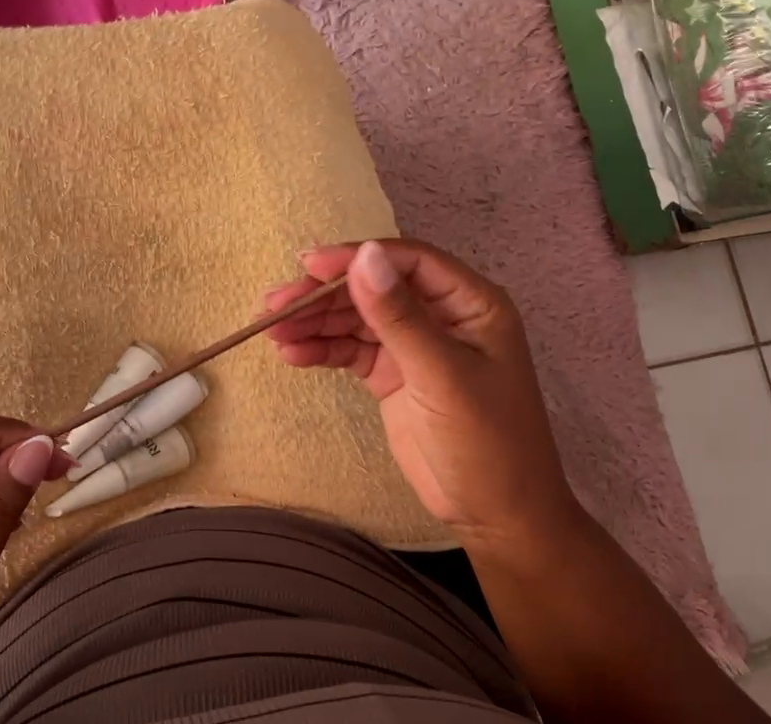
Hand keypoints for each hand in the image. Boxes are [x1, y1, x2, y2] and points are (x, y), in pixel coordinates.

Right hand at [264, 239, 577, 544]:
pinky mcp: (392, 373)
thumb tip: (363, 254)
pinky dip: (322, 349)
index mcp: (470, 302)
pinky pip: (351, 349)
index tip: (308, 265)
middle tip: (276, 305)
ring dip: (315, 321)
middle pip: (374, 287)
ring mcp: (414, 344)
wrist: (496, 517)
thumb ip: (399, 316)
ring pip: (357, 317)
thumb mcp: (442, 376)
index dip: (357, 257)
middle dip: (324, 294)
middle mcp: (441, 314)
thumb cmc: (487, 443)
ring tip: (274, 331)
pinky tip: (293, 354)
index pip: (408, 262)